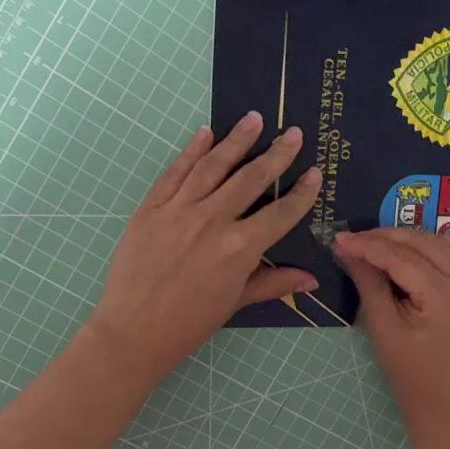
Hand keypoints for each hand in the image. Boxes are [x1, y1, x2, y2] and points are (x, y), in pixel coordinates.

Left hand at [85, 110, 320, 382]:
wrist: (134, 329)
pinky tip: (205, 133)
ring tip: (253, 119)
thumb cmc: (189, 322)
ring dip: (236, 140)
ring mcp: (180, 209)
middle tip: (291, 132)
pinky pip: (176, 172)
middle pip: (251, 178)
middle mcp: (213, 220)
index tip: (314, 172)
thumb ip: (272, 283)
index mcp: (240, 247)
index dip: (300, 193)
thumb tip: (311, 279)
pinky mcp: (152, 207)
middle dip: (275, 153)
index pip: (280, 213)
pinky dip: (191, 151)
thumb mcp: (235, 303)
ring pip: (214, 165)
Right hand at [334, 228, 449, 423]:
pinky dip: (428, 247)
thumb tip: (348, 248)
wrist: (440, 397)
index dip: (370, 246)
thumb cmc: (406, 369)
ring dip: (409, 238)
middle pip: (425, 243)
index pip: (404, 259)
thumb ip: (368, 282)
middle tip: (355, 239)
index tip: (341, 239)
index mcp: (446, 301)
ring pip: (443, 242)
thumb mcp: (382, 326)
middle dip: (387, 237)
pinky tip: (407, 252)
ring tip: (377, 244)